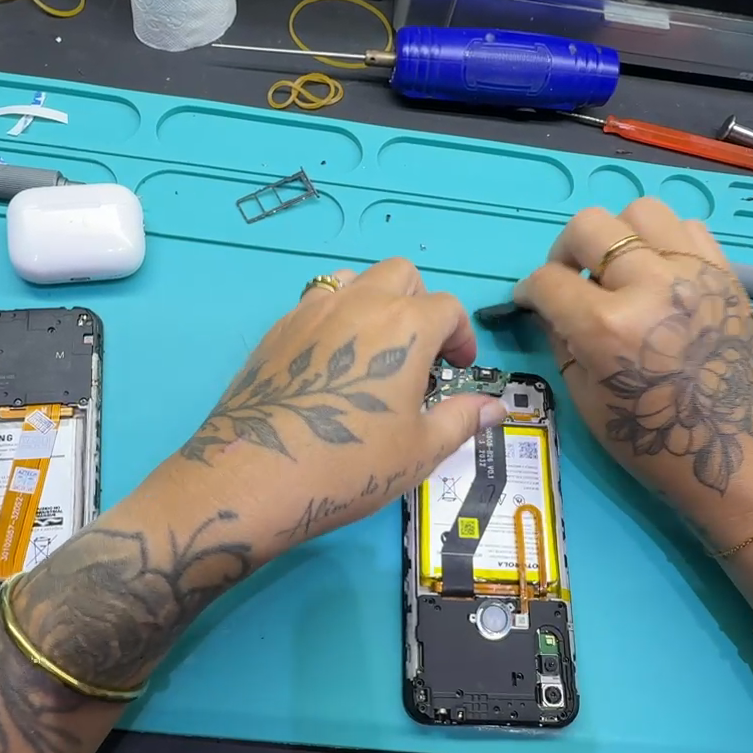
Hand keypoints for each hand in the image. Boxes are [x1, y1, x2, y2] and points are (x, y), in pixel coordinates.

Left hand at [157, 258, 506, 554]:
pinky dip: (335, 318)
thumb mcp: (419, 450)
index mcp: (405, 326)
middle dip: (421, 305)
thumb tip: (496, 407)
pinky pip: (314, 303)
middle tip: (419, 354)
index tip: (457, 368)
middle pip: (401, 275)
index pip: (447, 308)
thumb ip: (461, 419)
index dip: (460, 337)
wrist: (255, 477)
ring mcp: (311, 312)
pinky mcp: (276, 330)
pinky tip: (329, 365)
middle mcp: (358, 303)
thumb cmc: (350, 465)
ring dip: (374, 301)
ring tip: (373, 349)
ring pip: (353, 279)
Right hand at [513, 199, 752, 521]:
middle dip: (564, 251)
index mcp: (607, 328)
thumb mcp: (584, 396)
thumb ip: (560, 340)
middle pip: (588, 227)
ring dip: (615, 235)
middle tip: (569, 280)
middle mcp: (649, 286)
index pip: (547, 281)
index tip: (529, 301)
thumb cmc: (651, 441)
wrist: (738, 453)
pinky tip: (656, 273)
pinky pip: (686, 226)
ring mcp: (693, 272)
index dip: (527, 291)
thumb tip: (547, 307)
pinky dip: (661, 241)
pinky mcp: (725, 272)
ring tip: (615, 270)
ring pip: (639, 211)